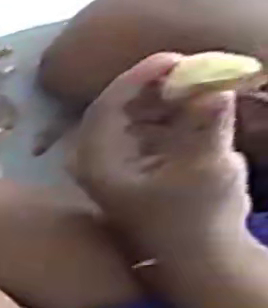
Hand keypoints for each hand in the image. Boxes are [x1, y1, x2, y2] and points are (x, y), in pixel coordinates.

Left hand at [70, 53, 253, 257]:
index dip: (135, 79)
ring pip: (139, 116)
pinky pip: (155, 127)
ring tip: (211, 73)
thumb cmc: (194, 214)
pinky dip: (179, 110)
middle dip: (157, 83)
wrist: (193, 251)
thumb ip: (205, 129)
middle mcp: (98, 158)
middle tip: (200, 61)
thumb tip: (209, 92)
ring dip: (171, 94)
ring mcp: (119, 160)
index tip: (170, 56)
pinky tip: (209, 97)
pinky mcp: (143, 163)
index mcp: (96, 160)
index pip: (105, 110)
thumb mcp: (205, 168)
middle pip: (119, 108)